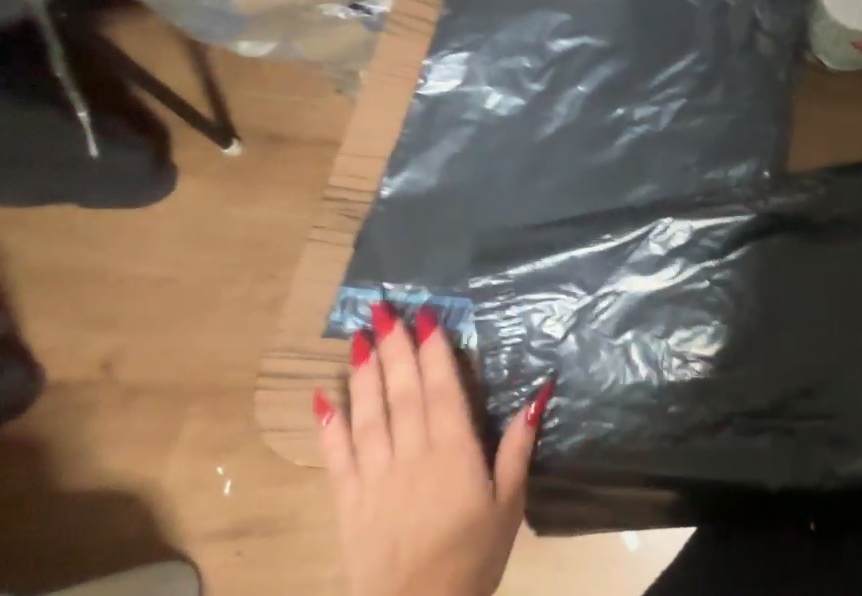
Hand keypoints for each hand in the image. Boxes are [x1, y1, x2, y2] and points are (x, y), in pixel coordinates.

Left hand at [314, 303, 552, 595]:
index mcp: (453, 451)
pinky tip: (322, 396)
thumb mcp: (510, 501)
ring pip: (367, 413)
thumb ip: (517, 446)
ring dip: (362, 372)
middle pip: (400, 392)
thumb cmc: (474, 554)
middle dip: (392, 347)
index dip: (433, 351)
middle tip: (382, 308)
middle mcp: (410, 454)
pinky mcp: (347, 501)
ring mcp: (373, 476)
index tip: (425, 315)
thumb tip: (538, 393)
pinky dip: (329, 423)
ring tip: (357, 337)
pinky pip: (335, 455)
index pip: (441, 389)